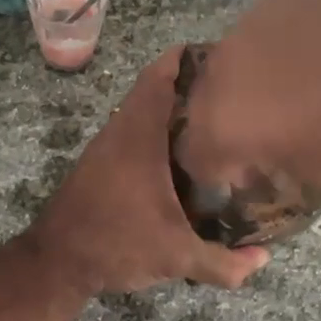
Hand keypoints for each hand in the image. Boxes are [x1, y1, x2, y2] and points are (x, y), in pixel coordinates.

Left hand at [26, 48, 269, 294]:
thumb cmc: (116, 244)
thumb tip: (263, 258)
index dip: (189, 57)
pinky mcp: (99, 163)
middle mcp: (122, 130)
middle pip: (157, 88)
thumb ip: (223, 261)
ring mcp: (107, 146)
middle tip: (233, 94)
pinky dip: (159, 133)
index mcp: (140, 134)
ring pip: (144, 111)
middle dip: (192, 86)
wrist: (56, 262)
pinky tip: (183, 158)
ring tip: (217, 123)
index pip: (160, 74)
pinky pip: (134, 132)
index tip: (223, 57)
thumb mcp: (177, 257)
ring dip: (174, 111)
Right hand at [174, 0, 320, 189]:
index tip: (243, 172)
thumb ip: (274, 162)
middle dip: (230, 114)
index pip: (194, 152)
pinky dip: (287, 39)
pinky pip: (272, 23)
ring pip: (238, 53)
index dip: (217, 166)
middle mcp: (223, 67)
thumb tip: (268, 153)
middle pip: (207, 95)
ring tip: (302, 82)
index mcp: (224, 122)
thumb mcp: (318, 174)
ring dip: (256, 72)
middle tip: (270, 127)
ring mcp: (253, 22)